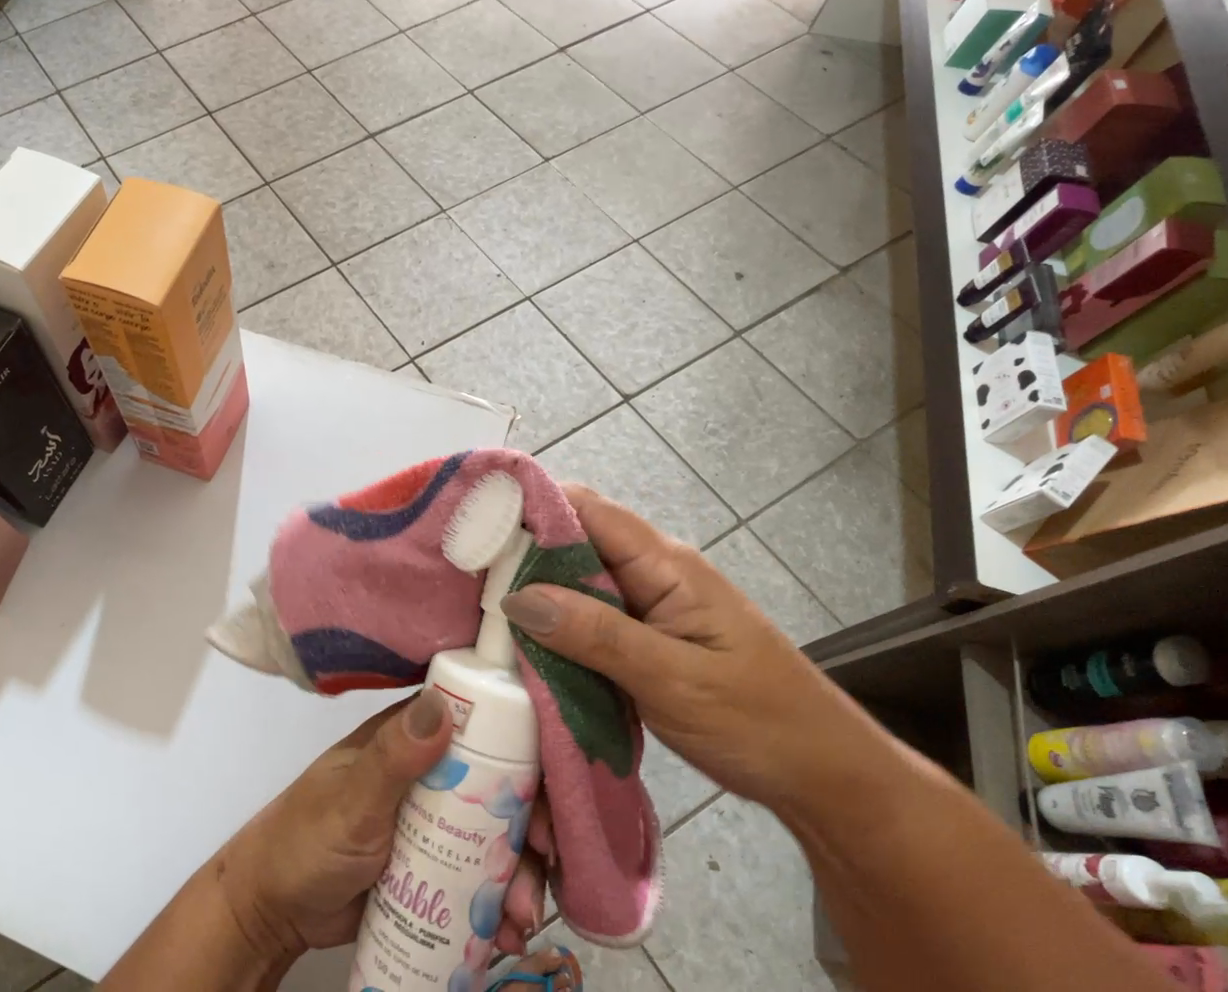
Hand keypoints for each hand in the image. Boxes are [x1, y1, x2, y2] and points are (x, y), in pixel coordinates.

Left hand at [215, 695, 557, 961]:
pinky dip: (500, 904)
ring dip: (520, 874)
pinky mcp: (432, 866)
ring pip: (495, 838)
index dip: (523, 751)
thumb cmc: (306, 840)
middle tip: (546, 860)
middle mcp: (427, 773)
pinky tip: (508, 934)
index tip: (551, 790)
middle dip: (530, 825)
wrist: (274, 908)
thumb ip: (393, 757)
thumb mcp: (351, 800)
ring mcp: (431, 823)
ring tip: (523, 917)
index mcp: (408, 738)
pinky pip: (480, 878)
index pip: (478, 727)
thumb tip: (443, 705)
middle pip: (499, 789)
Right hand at [498, 485, 887, 815]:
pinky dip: (552, 623)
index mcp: (667, 566)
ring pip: (577, 580)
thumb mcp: (673, 680)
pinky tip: (518, 642)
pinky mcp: (644, 637)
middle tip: (461, 573)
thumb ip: (596, 635)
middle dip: (519, 550)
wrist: (821, 774)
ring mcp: (650, 606)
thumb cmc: (758, 722)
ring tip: (474, 605)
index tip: (472, 524)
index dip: (529, 507)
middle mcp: (655, 573)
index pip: (587, 509)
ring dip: (532, 590)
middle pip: (575, 540)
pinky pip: (587, 616)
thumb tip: (518, 597)